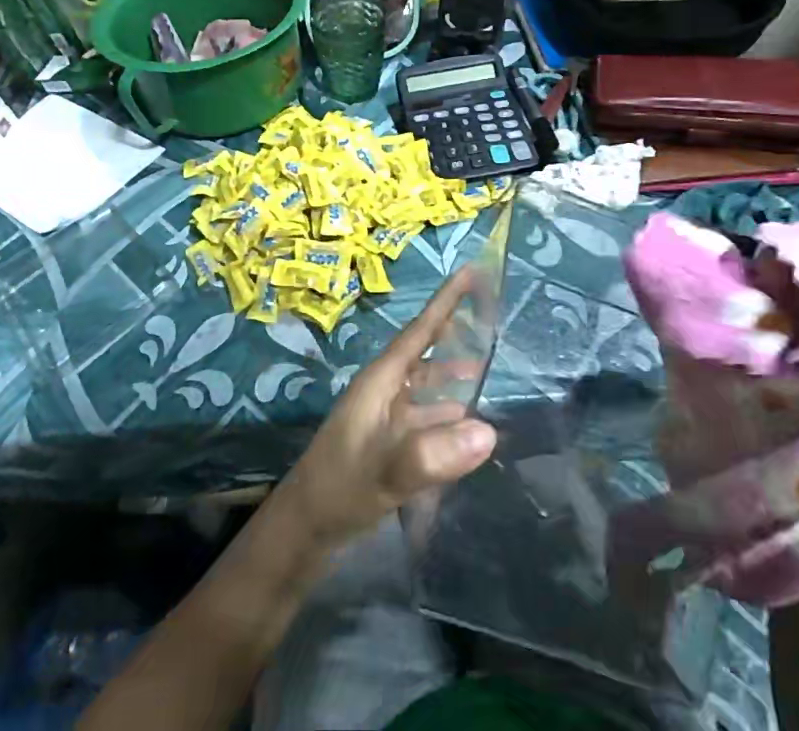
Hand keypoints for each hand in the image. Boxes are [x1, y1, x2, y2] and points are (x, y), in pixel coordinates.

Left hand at [266, 269, 498, 553]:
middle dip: (454, 334)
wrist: (305, 525)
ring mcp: (384, 418)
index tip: (471, 272)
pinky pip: (424, 416)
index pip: (417, 333)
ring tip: (490, 368)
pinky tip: (469, 425)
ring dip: (452, 375)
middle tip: (493, 319)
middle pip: (423, 353)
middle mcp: (382, 392)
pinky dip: (447, 413)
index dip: (444, 303)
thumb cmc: (340, 490)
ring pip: (424, 386)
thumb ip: (430, 455)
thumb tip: (488, 431)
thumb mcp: (384, 474)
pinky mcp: (387, 443)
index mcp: (378, 383)